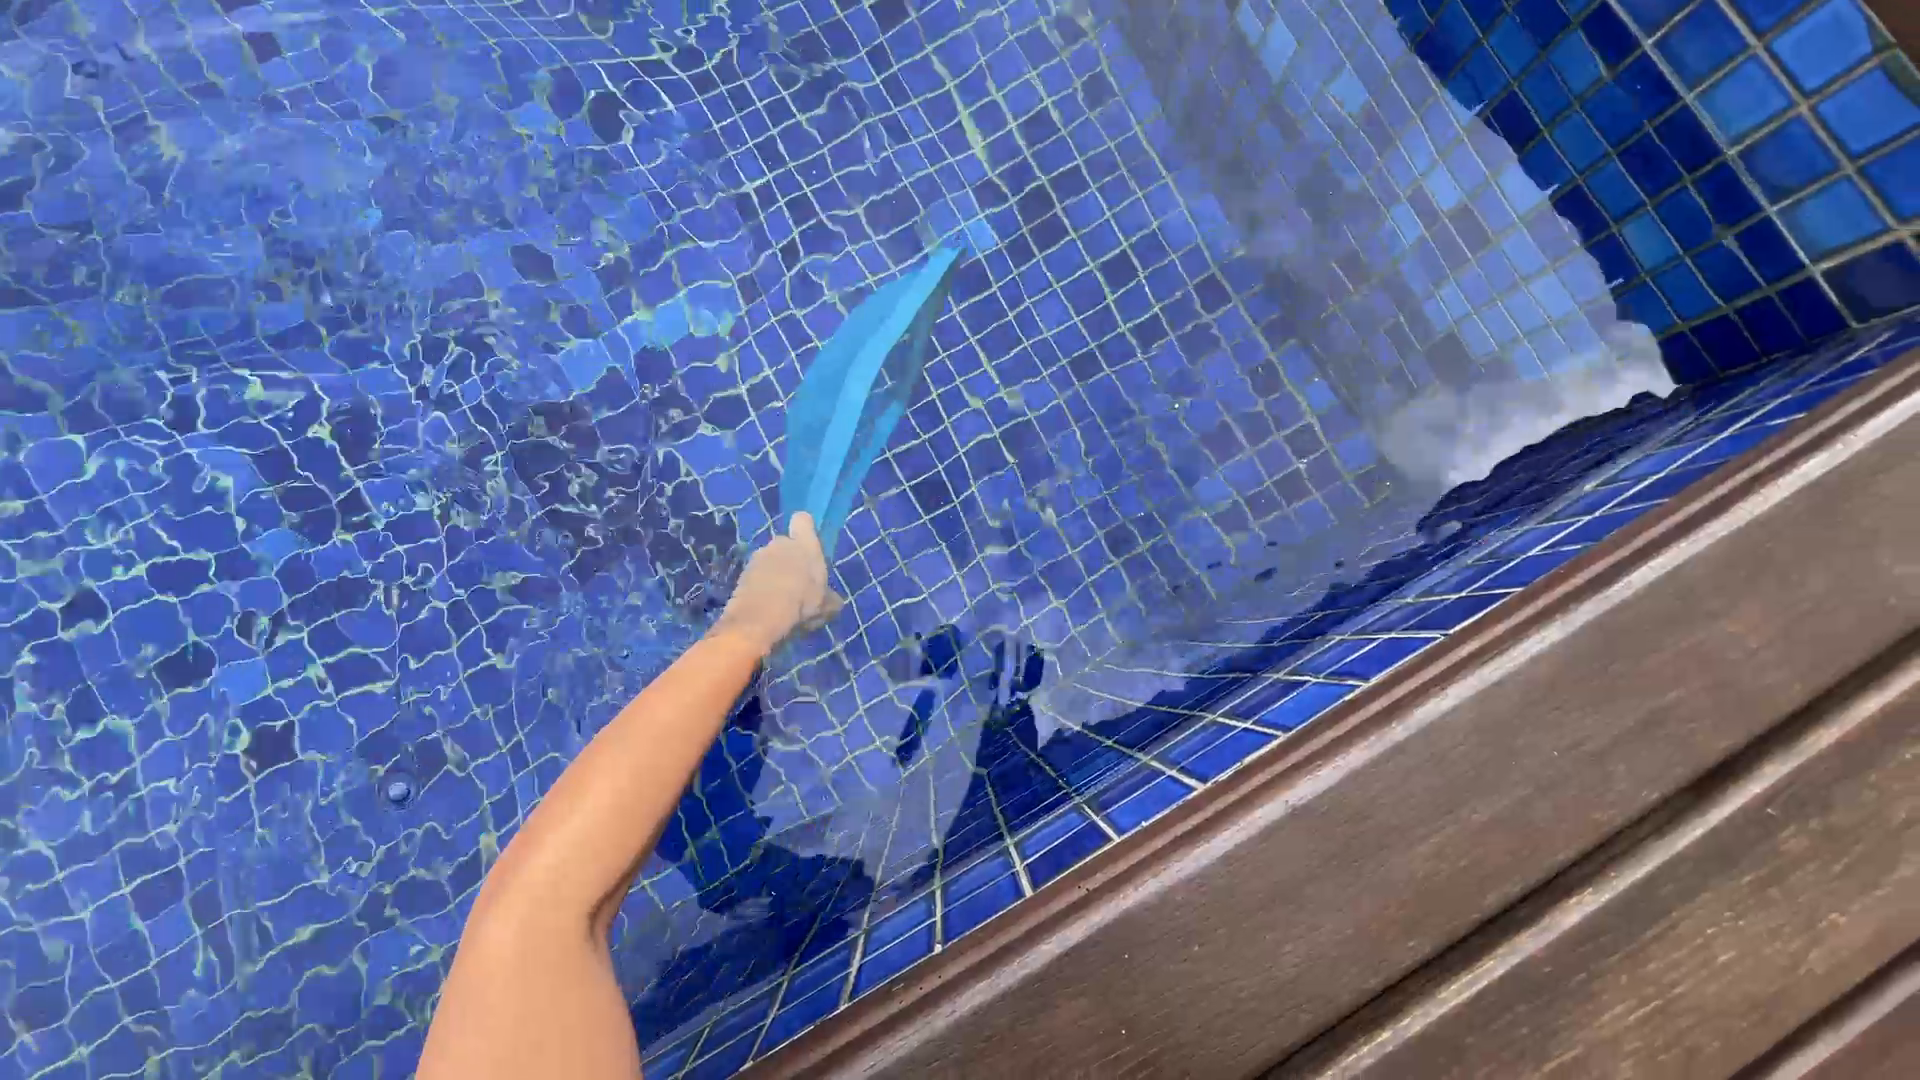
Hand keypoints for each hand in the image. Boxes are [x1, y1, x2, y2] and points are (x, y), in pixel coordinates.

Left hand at [711, 512, 843, 654]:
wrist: (761, 617)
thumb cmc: (801, 602)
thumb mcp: (825, 605)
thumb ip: (829, 599)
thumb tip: (834, 601)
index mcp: (804, 544)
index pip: (803, 520)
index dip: (805, 529)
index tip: (808, 544)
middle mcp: (779, 543)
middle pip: (785, 543)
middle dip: (789, 558)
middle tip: (796, 582)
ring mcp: (758, 557)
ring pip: (769, 560)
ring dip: (773, 574)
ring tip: (780, 598)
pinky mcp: (742, 574)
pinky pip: (755, 576)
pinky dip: (760, 586)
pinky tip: (766, 605)